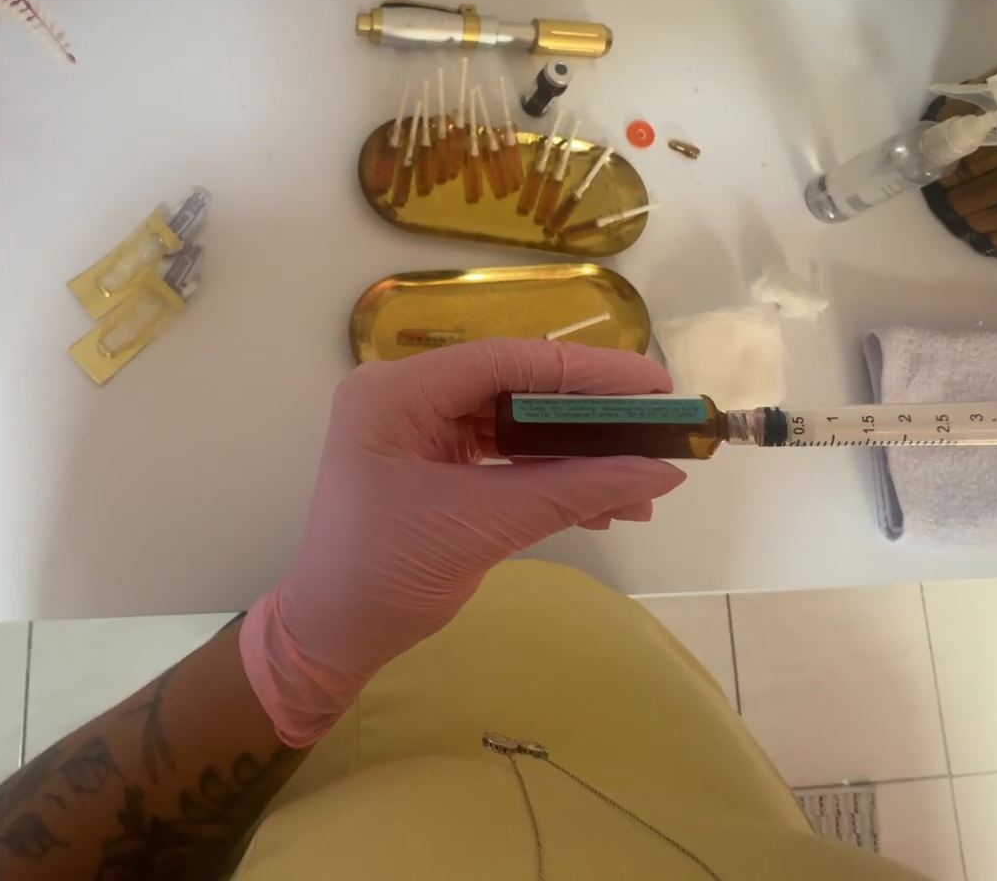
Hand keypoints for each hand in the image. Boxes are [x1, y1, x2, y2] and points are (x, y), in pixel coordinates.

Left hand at [240, 339, 685, 744]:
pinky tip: (601, 501)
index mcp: (395, 393)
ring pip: (511, 423)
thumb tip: (662, 472)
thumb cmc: (388, 574)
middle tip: (657, 426)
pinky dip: (546, 476)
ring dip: (573, 454)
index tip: (652, 385)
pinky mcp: (431, 459)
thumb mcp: (482, 526)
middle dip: (585, 415)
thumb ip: (571, 492)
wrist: (334, 635)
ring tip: (642, 480)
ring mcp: (416, 426)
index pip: (503, 361)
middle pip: (511, 387)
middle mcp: (403, 395)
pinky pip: (499, 454)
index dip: (584, 370)